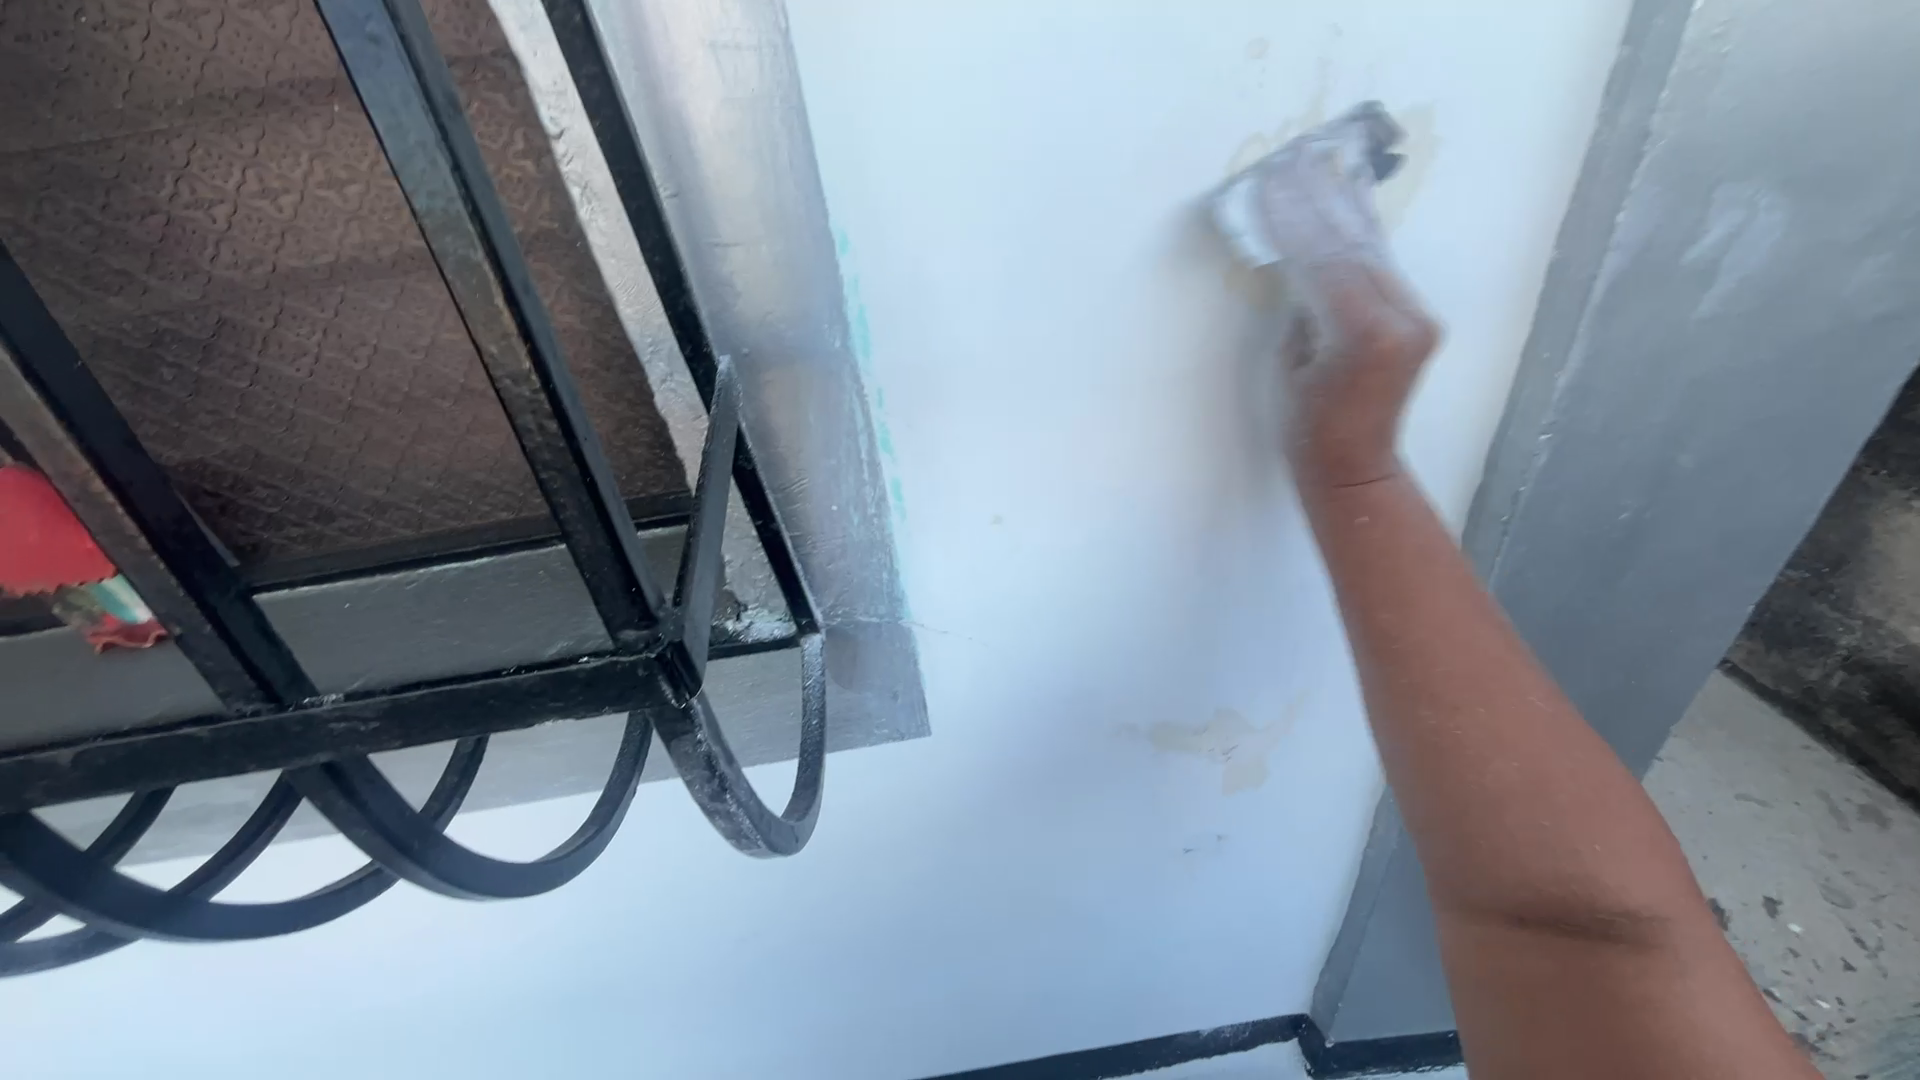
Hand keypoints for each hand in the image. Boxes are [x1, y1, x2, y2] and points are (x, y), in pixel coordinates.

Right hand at [1231, 108, 1440, 488]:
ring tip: (1318, 164)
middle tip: (1291, 159)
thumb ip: (1304, 311)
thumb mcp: (1290, 367)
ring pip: (1372, 249)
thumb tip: (1305, 265)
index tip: (1269, 181)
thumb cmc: (1307, 431)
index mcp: (1366, 336)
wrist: (1355, 465)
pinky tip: (1348, 202)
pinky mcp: (1417, 316)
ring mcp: (1416, 314)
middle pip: (1355, 246)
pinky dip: (1358, 232)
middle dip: (1318, 200)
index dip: (1294, 220)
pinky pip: (1381, 266)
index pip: (1327, 261)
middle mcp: (1403, 317)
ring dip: (1340, 206)